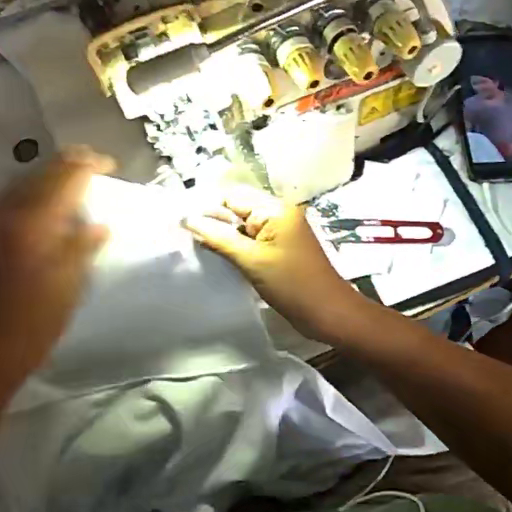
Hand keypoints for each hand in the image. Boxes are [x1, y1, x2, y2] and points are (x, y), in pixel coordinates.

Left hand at [0, 149, 111, 385]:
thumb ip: (83, 248)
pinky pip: (7, 201)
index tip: (109, 165)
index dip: (89, 165)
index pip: (65, 177)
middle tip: (93, 164)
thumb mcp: (69, 288)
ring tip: (71, 178)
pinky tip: (42, 205)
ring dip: (47, 175)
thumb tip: (100, 224)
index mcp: (35, 223)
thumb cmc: (31, 326)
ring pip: (19, 184)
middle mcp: (7, 215)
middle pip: (39, 173)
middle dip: (68, 163)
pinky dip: (29, 193)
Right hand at [183, 187, 373, 342]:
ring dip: (225, 238)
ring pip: (243, 228)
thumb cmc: (292, 285)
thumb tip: (188, 220)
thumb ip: (219, 238)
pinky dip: (237, 249)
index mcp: (276, 208)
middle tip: (187, 240)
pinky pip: (252, 241)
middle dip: (215, 223)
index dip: (208, 209)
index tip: (182, 226)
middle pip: (237, 210)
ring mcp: (280, 232)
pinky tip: (221, 260)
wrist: (329, 313)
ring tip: (200, 250)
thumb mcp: (251, 260)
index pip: (232, 197)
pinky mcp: (280, 249)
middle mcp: (279, 214)